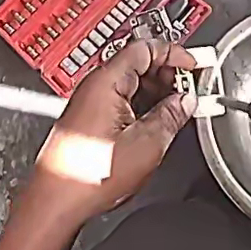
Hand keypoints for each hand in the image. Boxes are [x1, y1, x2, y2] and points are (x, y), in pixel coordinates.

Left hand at [21, 39, 195, 227]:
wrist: (56, 202)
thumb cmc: (87, 177)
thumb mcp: (146, 144)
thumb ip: (171, 116)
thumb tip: (185, 102)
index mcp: (106, 82)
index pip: (145, 48)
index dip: (174, 53)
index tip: (193, 64)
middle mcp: (94, 86)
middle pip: (138, 62)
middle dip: (168, 73)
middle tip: (190, 87)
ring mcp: (90, 101)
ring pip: (130, 82)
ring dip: (156, 91)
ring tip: (176, 109)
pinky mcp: (89, 118)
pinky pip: (120, 99)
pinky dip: (141, 104)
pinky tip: (156, 121)